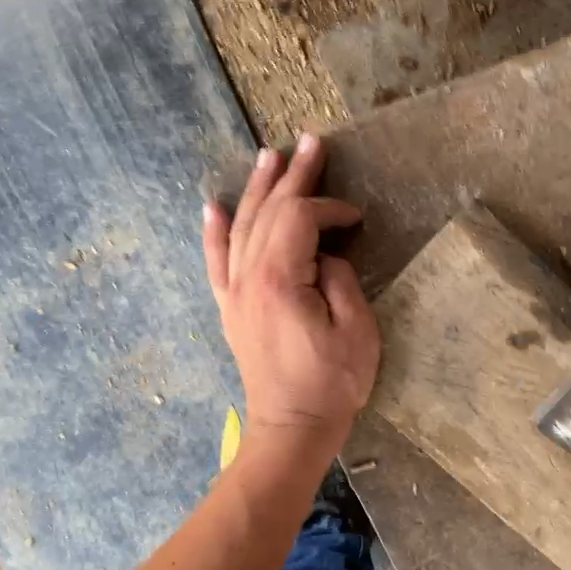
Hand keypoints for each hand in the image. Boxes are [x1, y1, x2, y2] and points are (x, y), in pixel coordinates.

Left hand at [204, 134, 379, 455]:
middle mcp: (248, 277)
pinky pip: (216, 260)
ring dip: (258, 189)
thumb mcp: (357, 332)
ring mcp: (234, 292)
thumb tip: (324, 258)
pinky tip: (214, 204)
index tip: (357, 218)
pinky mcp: (231, 307)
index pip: (299, 219)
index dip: (329, 207)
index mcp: (280, 279)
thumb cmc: (333, 383)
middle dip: (293, 176)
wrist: (292, 427)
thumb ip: (341, 282)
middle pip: (268, 212)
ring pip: (241, 226)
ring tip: (271, 156)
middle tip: (312, 142)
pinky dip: (214, 230)